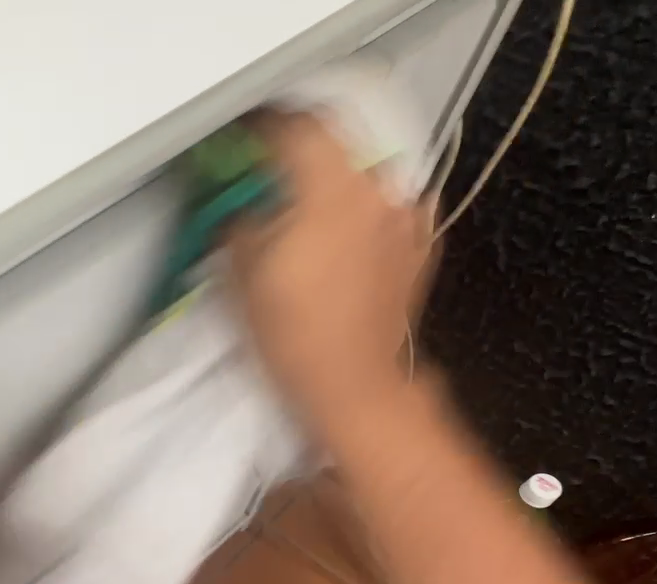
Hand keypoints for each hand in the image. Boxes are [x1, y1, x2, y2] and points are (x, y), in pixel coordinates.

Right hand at [227, 111, 432, 419]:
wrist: (353, 386)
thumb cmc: (294, 338)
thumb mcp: (243, 279)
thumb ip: (238, 225)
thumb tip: (239, 209)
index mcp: (332, 191)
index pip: (297, 128)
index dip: (262, 124)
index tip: (242, 130)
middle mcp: (377, 191)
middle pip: (337, 139)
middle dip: (298, 145)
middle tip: (267, 163)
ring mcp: (406, 215)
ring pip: (364, 171)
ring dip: (331, 175)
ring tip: (304, 200)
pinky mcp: (418, 244)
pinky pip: (388, 204)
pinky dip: (361, 206)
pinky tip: (342, 229)